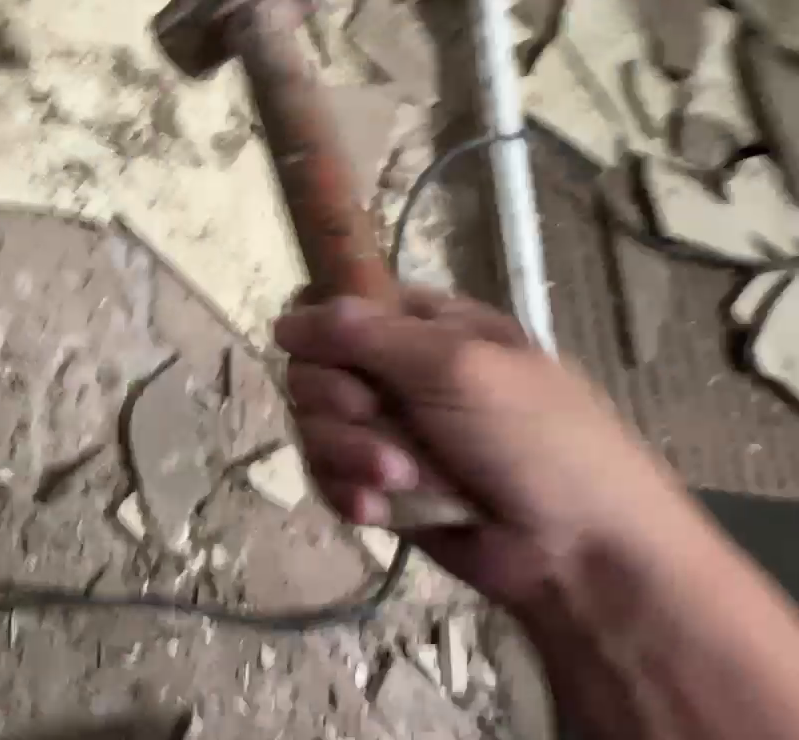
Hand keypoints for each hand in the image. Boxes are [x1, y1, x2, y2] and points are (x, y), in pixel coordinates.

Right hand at [275, 289, 697, 611]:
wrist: (587, 562)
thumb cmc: (539, 444)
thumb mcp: (458, 367)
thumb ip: (365, 334)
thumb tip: (284, 322)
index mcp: (426, 330)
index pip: (336, 309)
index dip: (319, 331)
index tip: (329, 354)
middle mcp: (397, 375)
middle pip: (311, 369)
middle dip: (336, 401)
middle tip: (374, 415)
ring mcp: (386, 432)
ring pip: (313, 425)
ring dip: (348, 452)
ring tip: (399, 479)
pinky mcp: (377, 484)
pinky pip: (325, 474)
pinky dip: (350, 491)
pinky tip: (382, 509)